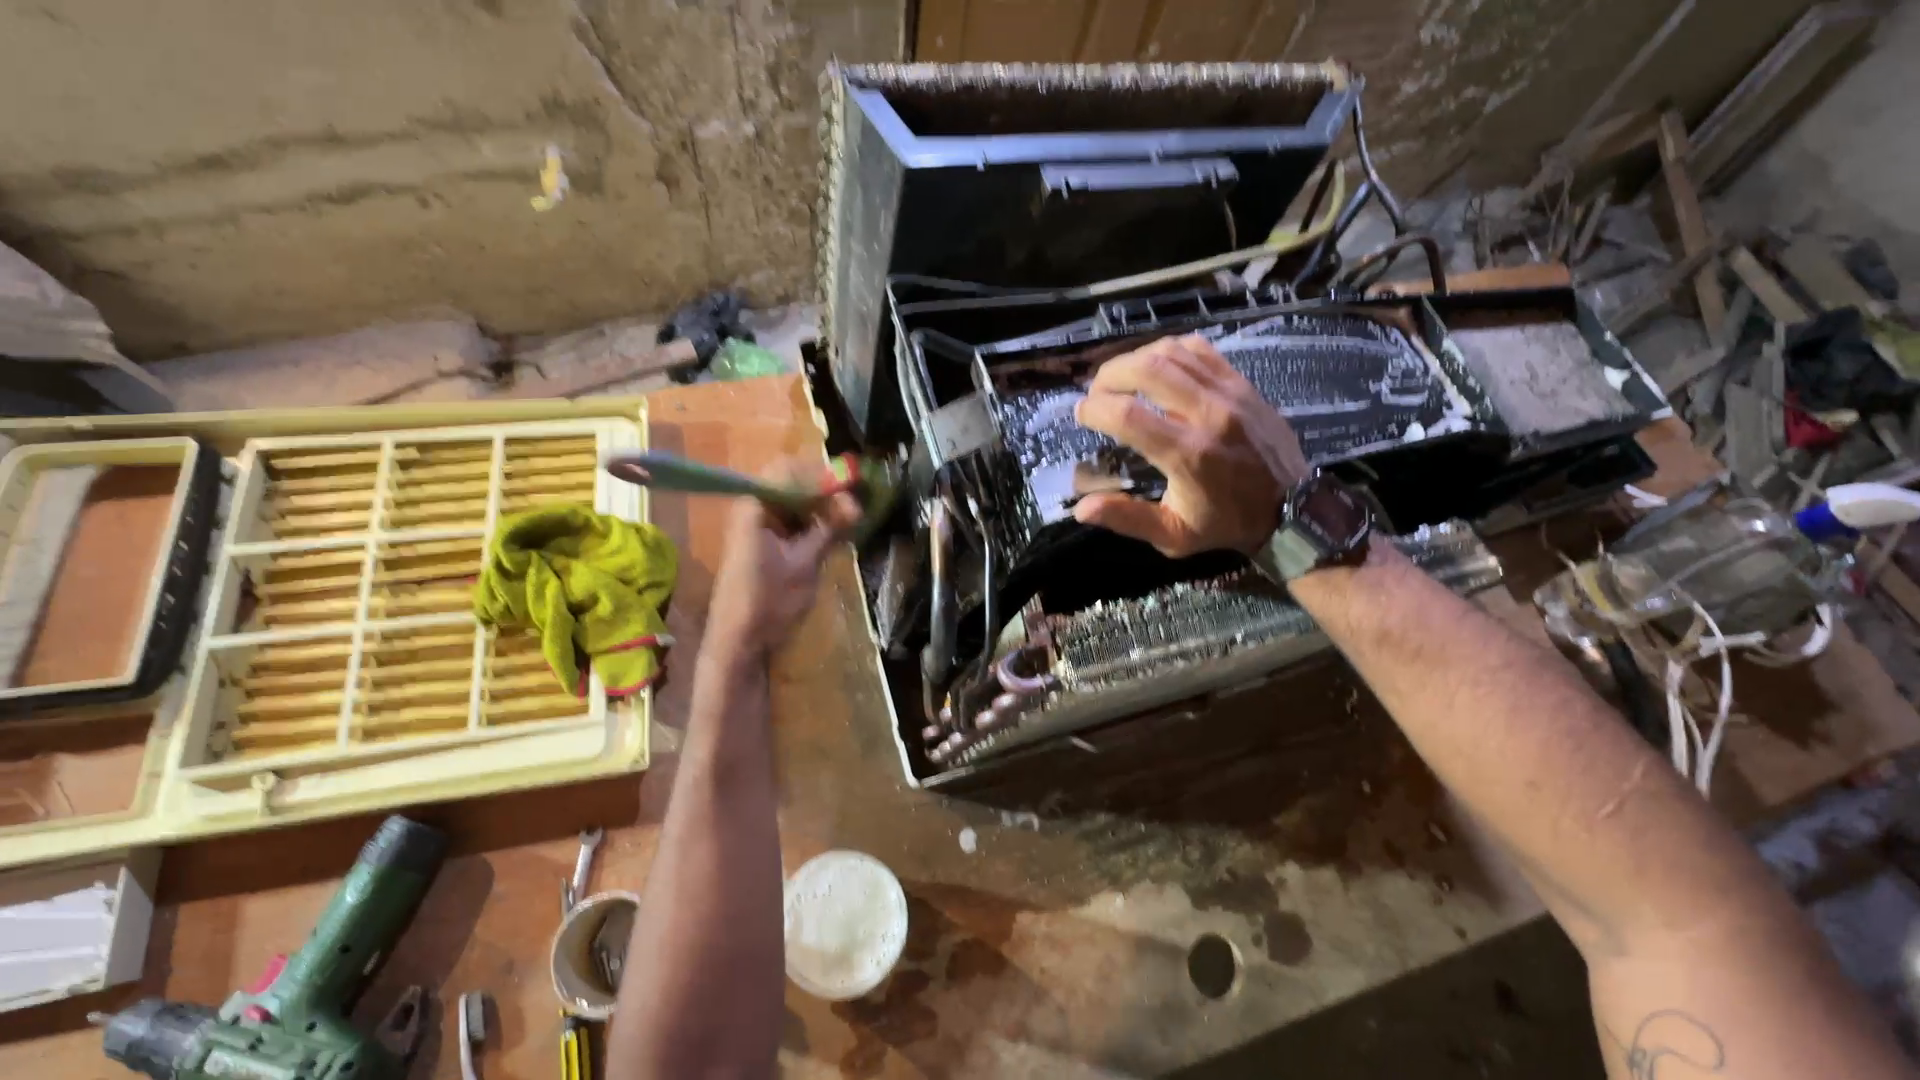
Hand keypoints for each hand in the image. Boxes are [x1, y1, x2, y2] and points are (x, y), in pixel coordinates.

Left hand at [706, 461, 861, 659]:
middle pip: (791, 485)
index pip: (787, 470)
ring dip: (821, 510)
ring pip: (794, 505)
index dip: (819, 474)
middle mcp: (752, 510)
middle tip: (855, 508)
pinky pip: (791, 523)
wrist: (738, 642)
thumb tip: (855, 502)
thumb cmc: (767, 600)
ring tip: (849, 523)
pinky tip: (833, 537)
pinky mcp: (763, 545)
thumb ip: (828, 529)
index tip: (850, 487)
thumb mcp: (804, 563)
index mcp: (754, 507)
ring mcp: (756, 528)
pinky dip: (812, 525)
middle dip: (824, 492)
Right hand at [1073, 335, 1309, 556]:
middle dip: (1109, 375)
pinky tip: (1157, 366)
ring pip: (1171, 352)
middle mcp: (1208, 415)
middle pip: (1147, 369)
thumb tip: (1081, 509)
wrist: (1292, 509)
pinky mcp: (1242, 383)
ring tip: (1121, 378)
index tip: (1082, 414)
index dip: (1095, 408)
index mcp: (1188, 455)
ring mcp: (1229, 393)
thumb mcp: (1174, 535)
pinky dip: (1169, 351)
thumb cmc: (1225, 524)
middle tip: (1096, 392)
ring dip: (1136, 359)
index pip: (1128, 415)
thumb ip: (1127, 519)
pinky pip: (1199, 350)